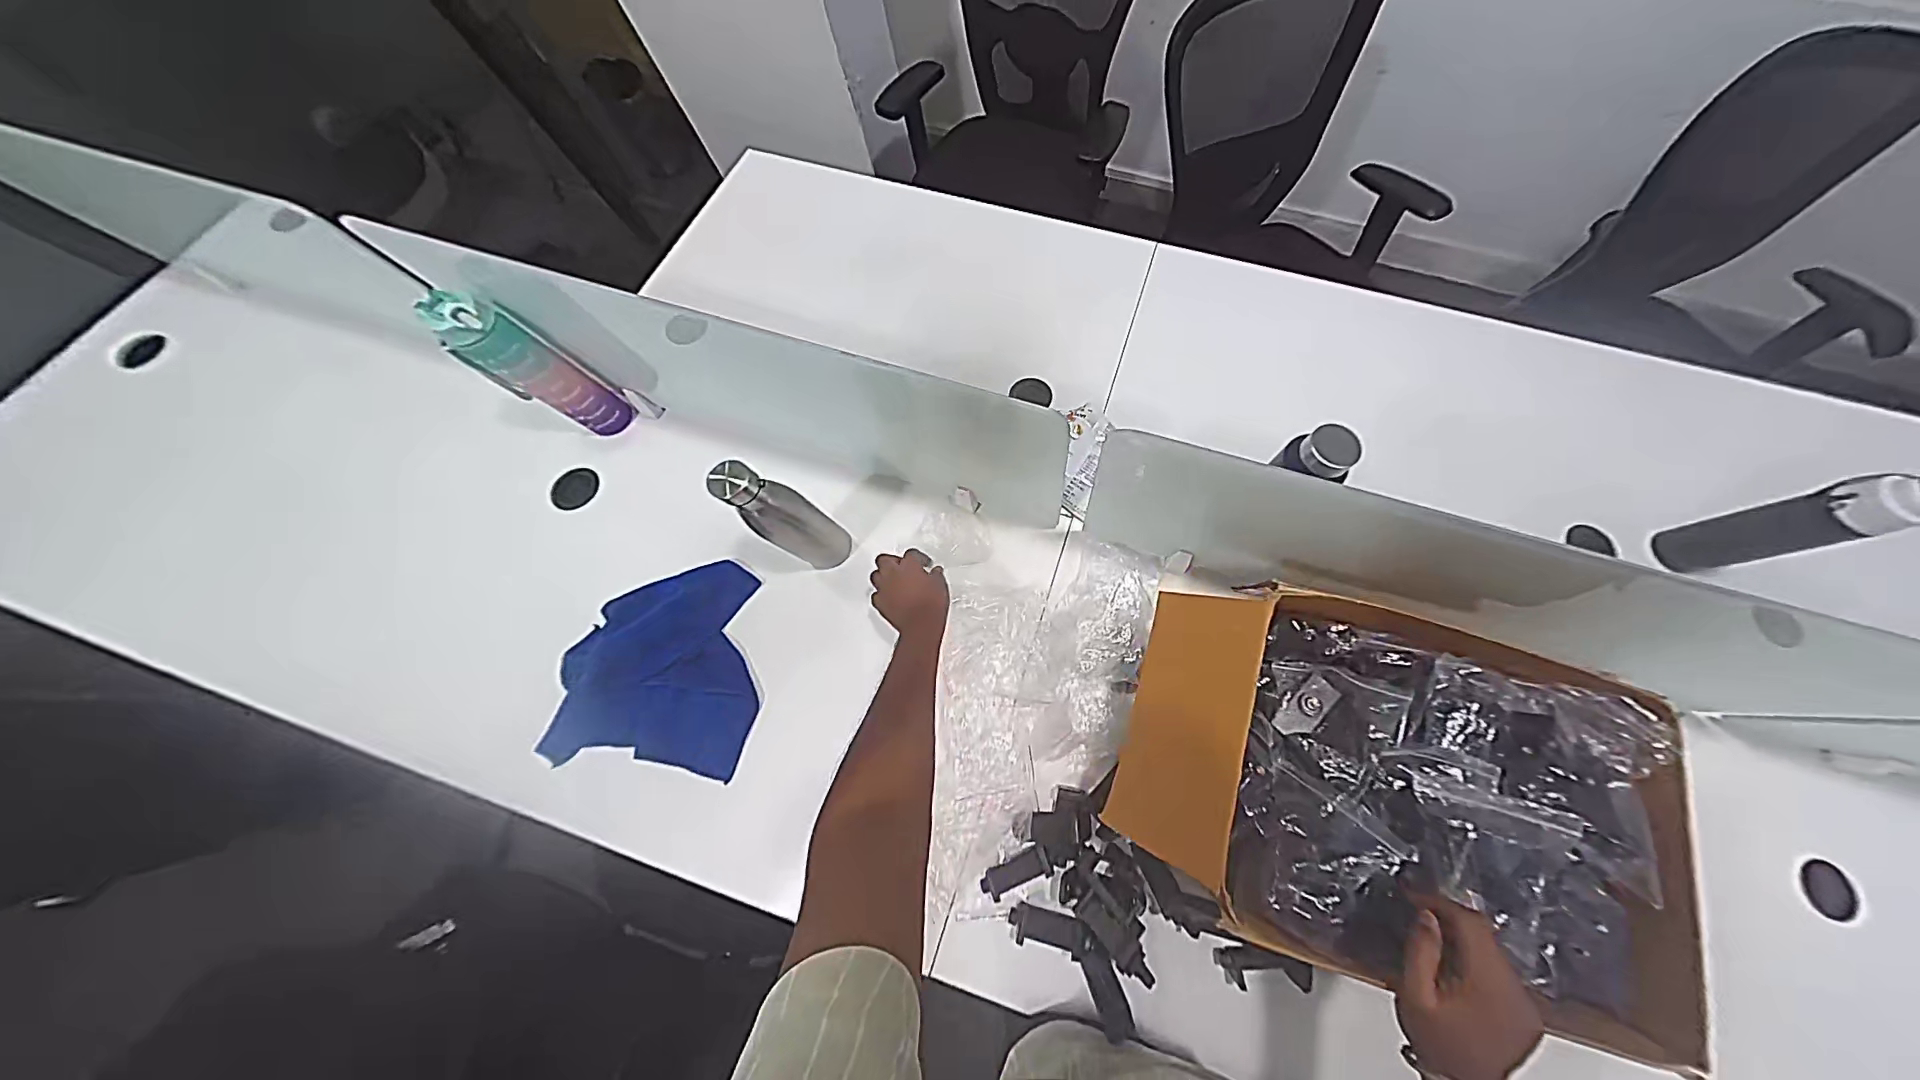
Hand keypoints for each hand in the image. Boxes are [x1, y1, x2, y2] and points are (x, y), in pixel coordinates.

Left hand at [869, 549, 948, 640]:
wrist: (920, 625)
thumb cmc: (930, 606)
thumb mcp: (940, 586)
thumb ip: (935, 576)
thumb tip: (935, 573)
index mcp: (909, 565)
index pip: (911, 554)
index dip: (918, 557)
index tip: (923, 563)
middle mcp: (893, 573)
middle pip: (885, 559)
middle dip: (893, 561)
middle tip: (901, 566)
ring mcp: (884, 587)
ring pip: (876, 575)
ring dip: (883, 576)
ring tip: (892, 580)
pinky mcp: (879, 602)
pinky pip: (876, 594)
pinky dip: (881, 594)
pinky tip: (888, 596)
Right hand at [1394, 894, 1543, 1079]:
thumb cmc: (1441, 1046)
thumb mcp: (1416, 996)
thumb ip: (1420, 950)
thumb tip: (1426, 916)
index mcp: (1489, 980)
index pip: (1471, 923)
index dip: (1441, 902)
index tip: (1416, 896)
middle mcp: (1515, 989)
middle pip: (1485, 935)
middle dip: (1450, 918)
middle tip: (1420, 913)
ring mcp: (1525, 1004)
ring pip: (1493, 953)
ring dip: (1463, 939)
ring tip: (1432, 939)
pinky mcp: (1526, 1015)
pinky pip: (1499, 972)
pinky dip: (1475, 960)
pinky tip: (1453, 968)